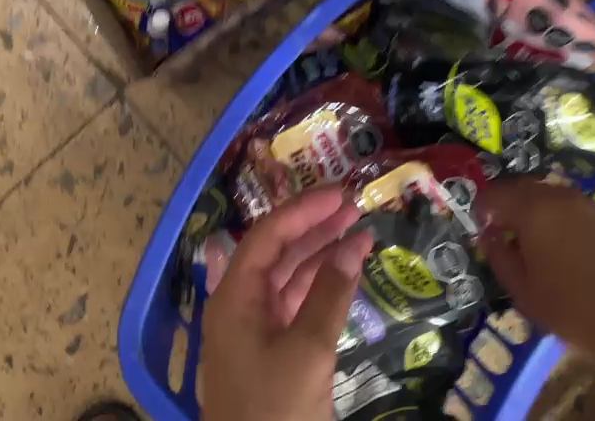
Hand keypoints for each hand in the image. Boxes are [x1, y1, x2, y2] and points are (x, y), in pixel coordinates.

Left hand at [199, 187, 373, 420]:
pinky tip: (347, 273)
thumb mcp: (308, 351)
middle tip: (356, 207)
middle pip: (276, 250)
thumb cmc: (276, 411)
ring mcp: (254, 329)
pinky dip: (321, 287)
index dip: (304, 209)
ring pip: (287, 276)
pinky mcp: (270, 352)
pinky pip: (294, 304)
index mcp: (234, 295)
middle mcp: (239, 303)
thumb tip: (355, 242)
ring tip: (360, 233)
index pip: (268, 234)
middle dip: (315, 226)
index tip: (342, 194)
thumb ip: (331, 292)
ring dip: (321, 254)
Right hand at [478, 178, 594, 356]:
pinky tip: (563, 247)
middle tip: (504, 232)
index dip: (483, 210)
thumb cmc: (572, 309)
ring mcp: (585, 204)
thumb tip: (487, 235)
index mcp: (532, 210)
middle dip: (508, 204)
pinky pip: (571, 207)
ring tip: (533, 240)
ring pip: (548, 194)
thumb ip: (499, 257)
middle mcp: (557, 196)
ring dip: (534, 209)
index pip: (495, 194)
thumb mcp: (523, 291)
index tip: (483, 230)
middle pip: (522, 187)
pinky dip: (558, 217)